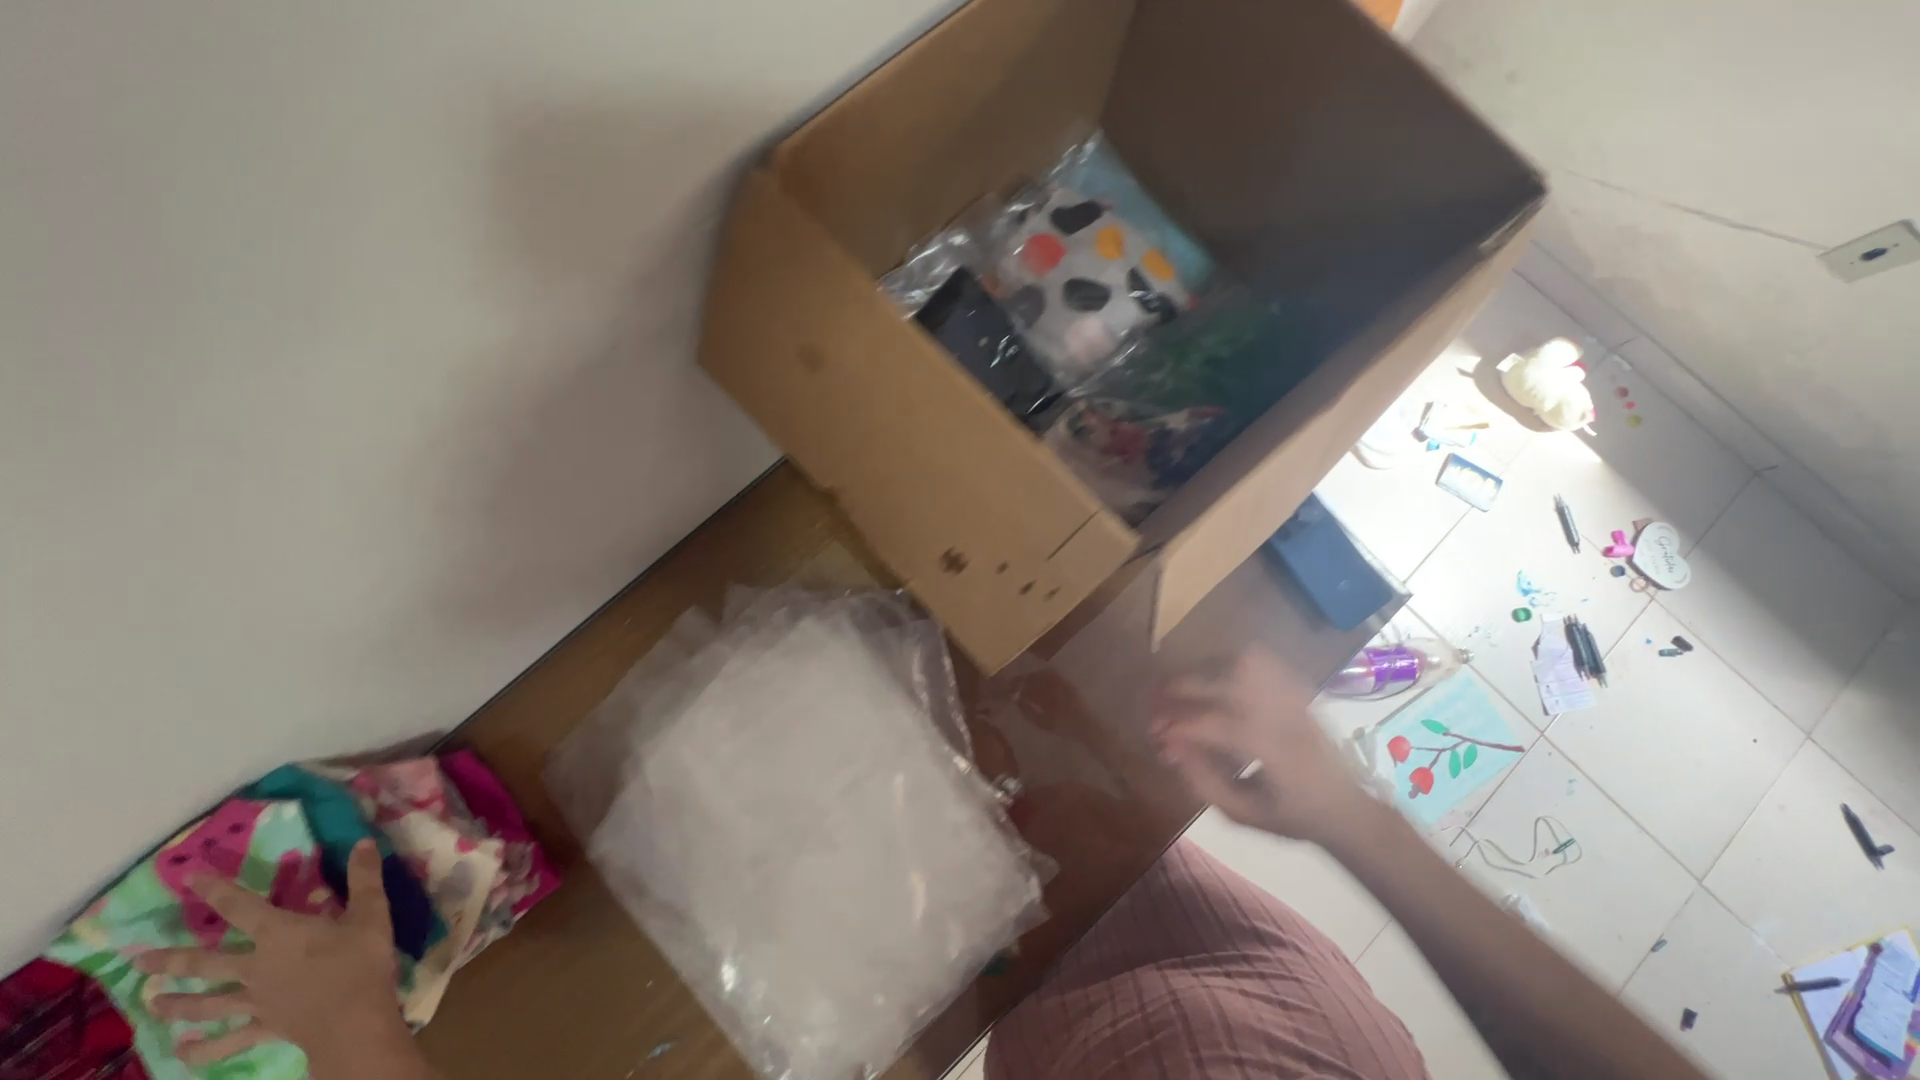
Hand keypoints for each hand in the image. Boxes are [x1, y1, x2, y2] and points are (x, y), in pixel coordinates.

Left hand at [135, 839, 415, 1075]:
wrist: (352, 1018)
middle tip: (139, 960)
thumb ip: (365, 878)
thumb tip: (363, 841)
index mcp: (278, 934)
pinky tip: (182, 1052)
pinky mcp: (263, 1027)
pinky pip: (226, 1042)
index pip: (240, 907)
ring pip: (207, 1003)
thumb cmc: (361, 960)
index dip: (215, 890)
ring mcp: (255, 1001)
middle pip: (206, 963)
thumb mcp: (371, 912)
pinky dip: (202, 1049)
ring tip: (151, 1004)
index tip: (189, 877)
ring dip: (177, 1004)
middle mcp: (255, 967)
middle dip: (172, 960)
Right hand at [1150, 646, 1371, 843]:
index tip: (1154, 734)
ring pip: (1245, 663)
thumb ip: (1204, 782)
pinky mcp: (1299, 693)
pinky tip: (1219, 674)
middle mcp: (1282, 717)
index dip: (1176, 726)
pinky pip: (1266, 662)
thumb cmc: (1292, 817)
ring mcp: (1294, 700)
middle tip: (1157, 699)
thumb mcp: (1243, 814)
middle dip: (1181, 687)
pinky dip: (1236, 661)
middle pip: (1224, 684)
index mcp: (1270, 751)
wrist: (1348, 810)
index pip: (1211, 724)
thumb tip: (1171, 749)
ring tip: (1187, 684)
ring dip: (1208, 668)